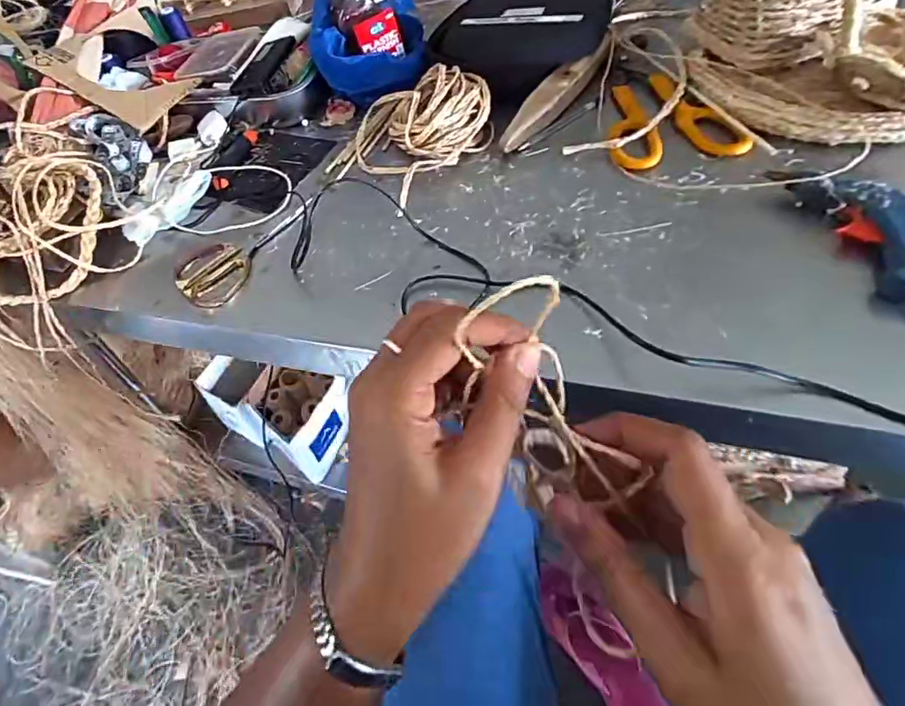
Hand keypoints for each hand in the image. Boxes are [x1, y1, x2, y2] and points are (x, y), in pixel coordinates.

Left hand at [326, 302, 542, 663]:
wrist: (376, 582)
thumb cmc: (429, 538)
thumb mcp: (479, 472)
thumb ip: (503, 403)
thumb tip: (526, 349)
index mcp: (392, 391)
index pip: (446, 328)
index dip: (493, 326)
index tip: (534, 344)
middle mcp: (373, 377)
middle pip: (426, 321)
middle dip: (475, 330)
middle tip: (518, 360)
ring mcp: (370, 388)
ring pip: (418, 338)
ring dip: (461, 347)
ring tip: (501, 382)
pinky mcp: (375, 403)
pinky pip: (412, 363)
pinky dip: (445, 367)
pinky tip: (473, 397)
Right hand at [550, 414, 877, 705]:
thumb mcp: (676, 661)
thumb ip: (617, 576)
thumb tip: (559, 504)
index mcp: (741, 552)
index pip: (683, 450)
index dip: (625, 429)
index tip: (572, 443)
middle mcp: (764, 535)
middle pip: (684, 469)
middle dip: (619, 466)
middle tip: (565, 488)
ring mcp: (776, 551)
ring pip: (695, 495)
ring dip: (638, 495)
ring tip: (586, 516)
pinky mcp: (777, 570)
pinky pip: (712, 524)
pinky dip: (664, 520)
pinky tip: (632, 543)